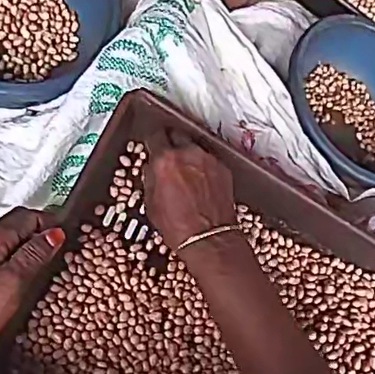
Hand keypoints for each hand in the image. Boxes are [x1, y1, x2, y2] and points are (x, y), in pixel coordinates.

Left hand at [0, 208, 63, 366]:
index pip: (28, 216)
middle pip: (19, 226)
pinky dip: (23, 260)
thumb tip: (55, 233)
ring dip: (34, 247)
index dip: (52, 222)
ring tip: (55, 260)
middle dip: (44, 231)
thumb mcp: (13, 280)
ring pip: (13, 243)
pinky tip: (32, 275)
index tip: (72, 233)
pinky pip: (6, 258)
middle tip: (67, 246)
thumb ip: (35, 254)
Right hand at [142, 127, 236, 248]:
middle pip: (177, 134)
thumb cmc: (180, 227)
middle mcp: (188, 154)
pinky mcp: (223, 169)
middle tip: (168, 156)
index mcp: (165, 160)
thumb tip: (152, 170)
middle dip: (171, 143)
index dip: (153, 141)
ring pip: (194, 146)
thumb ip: (151, 178)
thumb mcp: (151, 203)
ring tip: (185, 171)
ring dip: (188, 154)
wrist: (209, 239)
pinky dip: (203, 166)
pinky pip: (209, 160)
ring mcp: (208, 160)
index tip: (153, 145)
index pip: (155, 136)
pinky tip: (200, 180)